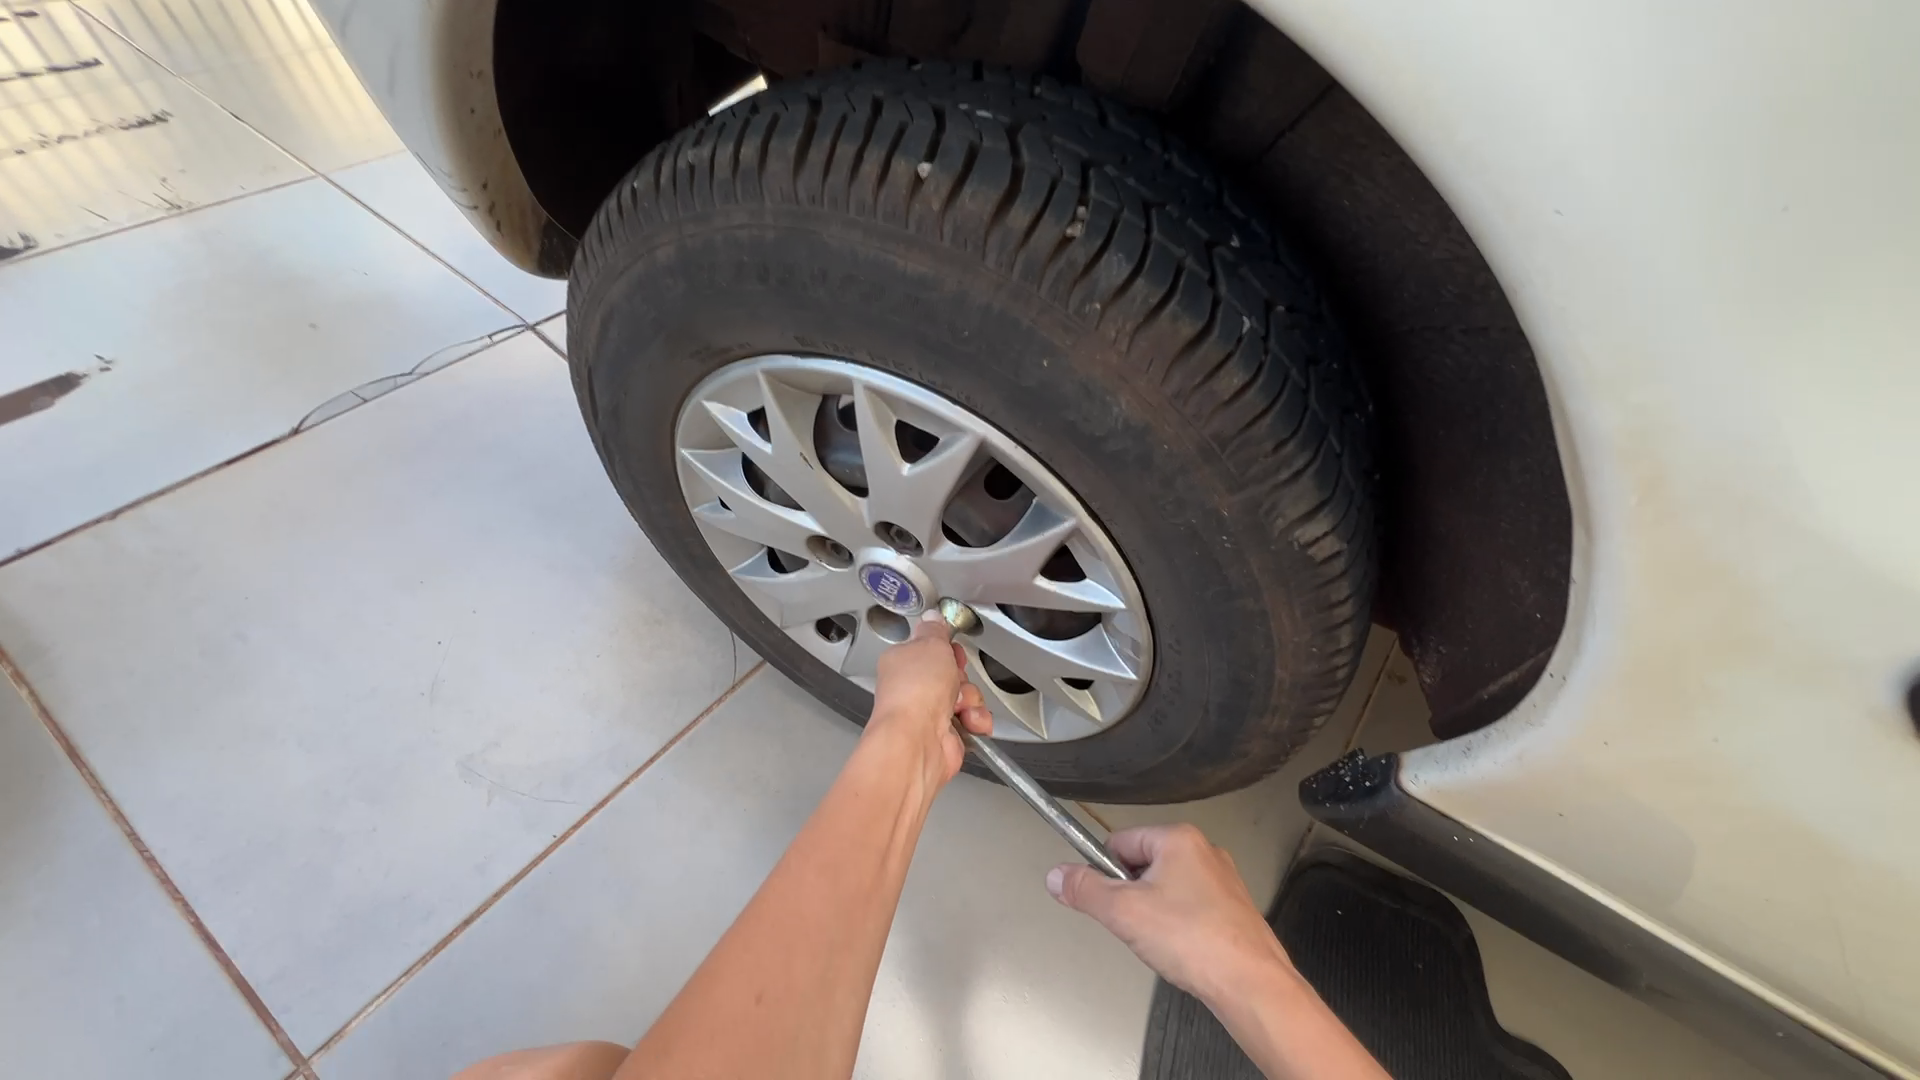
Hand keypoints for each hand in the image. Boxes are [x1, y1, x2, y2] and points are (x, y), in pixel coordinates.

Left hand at [867, 612, 993, 787]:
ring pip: (967, 696)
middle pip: (954, 673)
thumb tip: (933, 617)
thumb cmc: (915, 691)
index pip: (929, 649)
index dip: (947, 649)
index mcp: (902, 662)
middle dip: (962, 676)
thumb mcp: (929, 643)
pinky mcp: (947, 734)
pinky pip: (974, 719)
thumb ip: (935, 629)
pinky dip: (976, 720)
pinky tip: (968, 722)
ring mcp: (930, 713)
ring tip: (958, 705)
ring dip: (971, 699)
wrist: (918, 740)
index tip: (952, 651)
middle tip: (954, 679)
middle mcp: (914, 689)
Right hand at [1045, 824, 1294, 1004]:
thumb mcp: (1124, 913)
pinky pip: (1190, 908)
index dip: (1106, 872)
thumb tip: (1057, 876)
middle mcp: (1204, 850)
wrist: (1251, 986)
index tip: (1108, 901)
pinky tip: (1183, 951)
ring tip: (1162, 942)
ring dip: (1154, 912)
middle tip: (1136, 925)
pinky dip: (1179, 926)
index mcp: (1178, 838)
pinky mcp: (1234, 910)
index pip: (1120, 842)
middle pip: (1143, 864)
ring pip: (1166, 888)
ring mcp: (1223, 880)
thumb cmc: (1193, 941)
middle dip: (1132, 895)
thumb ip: (1085, 890)